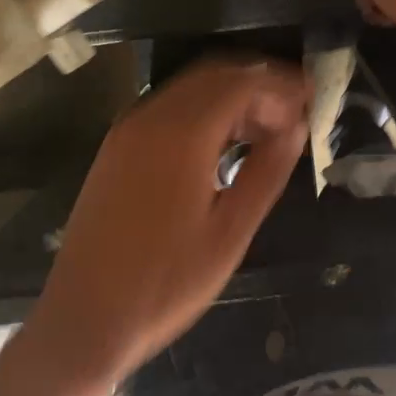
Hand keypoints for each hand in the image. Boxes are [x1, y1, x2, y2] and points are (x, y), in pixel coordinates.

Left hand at [29, 59, 308, 383]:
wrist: (83, 320)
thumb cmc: (165, 284)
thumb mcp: (229, 234)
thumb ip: (266, 172)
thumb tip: (296, 128)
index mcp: (181, 134)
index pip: (241, 82)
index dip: (281, 84)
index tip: (313, 98)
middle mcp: (150, 118)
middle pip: (214, 75)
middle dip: (259, 85)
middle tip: (295, 112)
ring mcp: (127, 131)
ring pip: (190, 89)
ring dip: (231, 96)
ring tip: (268, 129)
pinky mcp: (115, 149)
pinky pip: (168, 109)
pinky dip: (203, 111)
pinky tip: (224, 144)